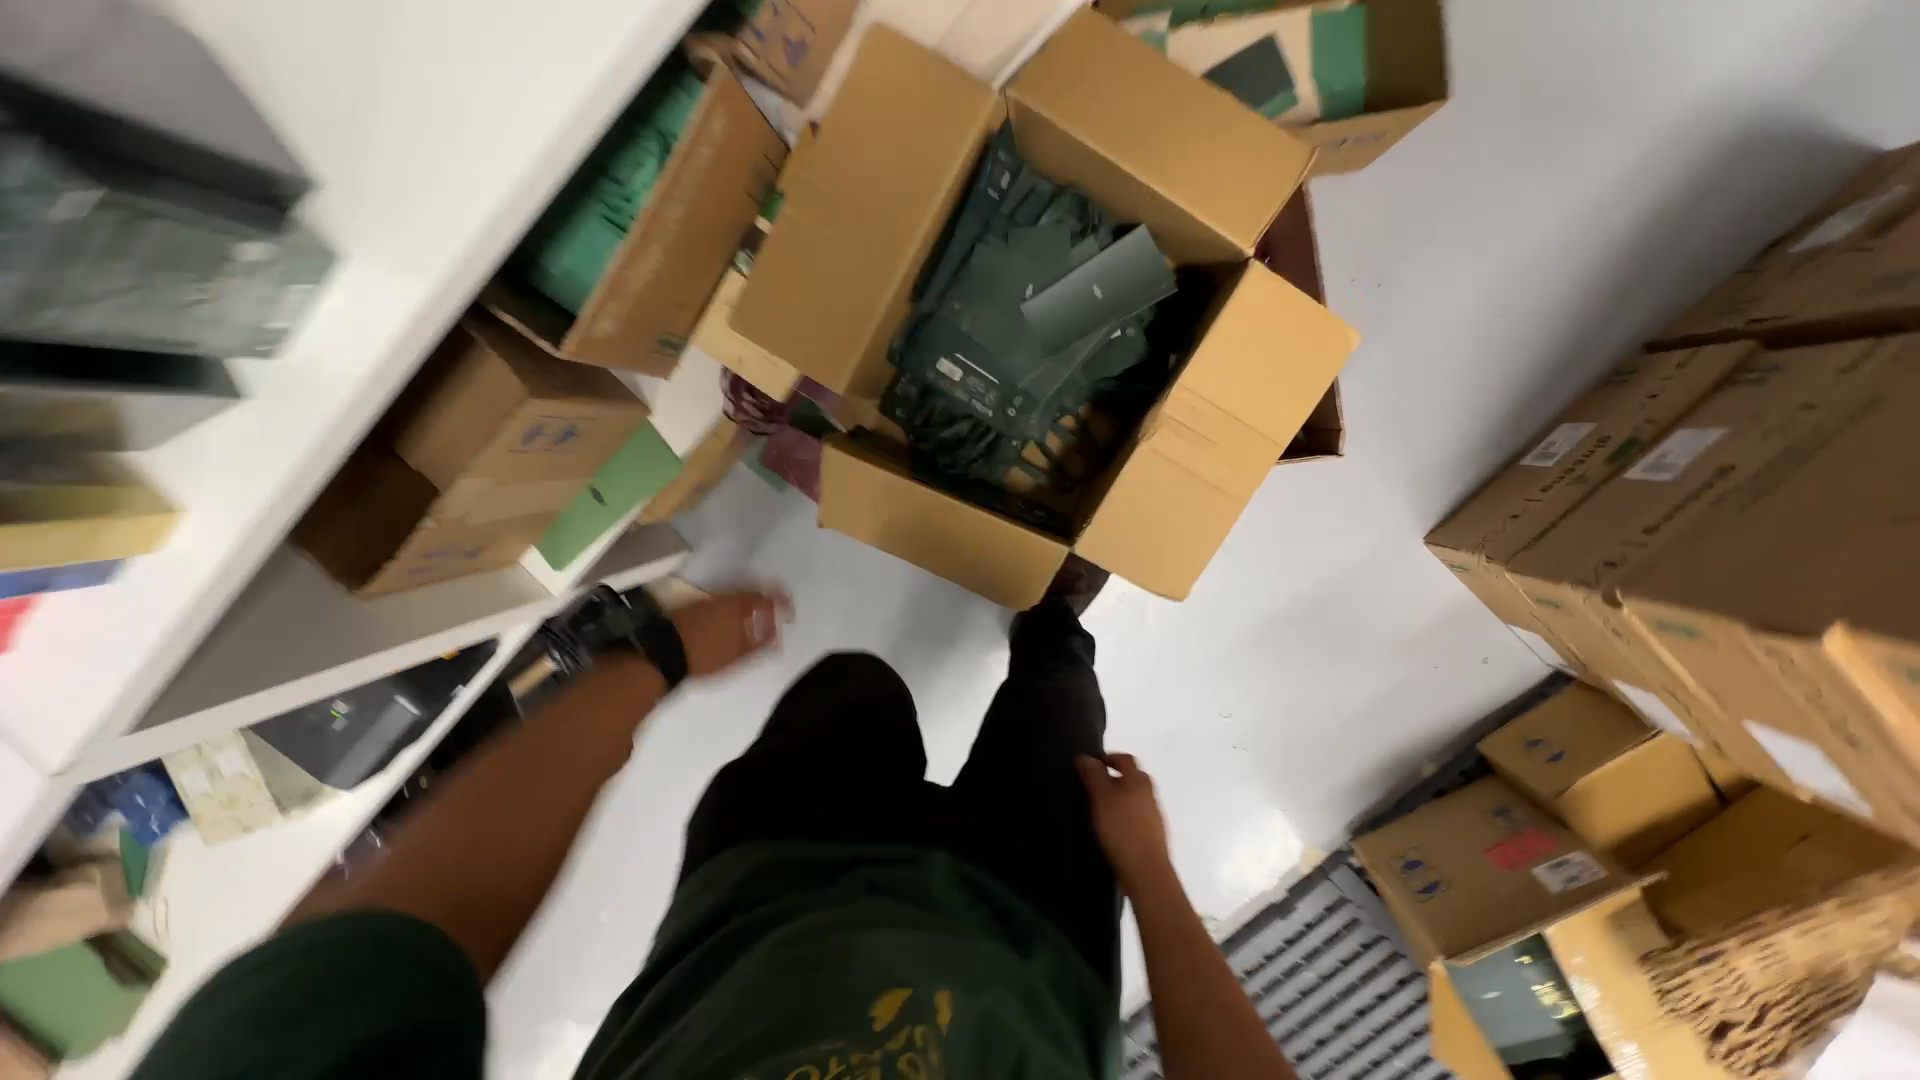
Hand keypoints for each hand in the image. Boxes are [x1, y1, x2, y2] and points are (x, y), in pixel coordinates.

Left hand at [669, 588, 792, 677]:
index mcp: (739, 605)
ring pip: (735, 601)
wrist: (663, 652)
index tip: (790, 613)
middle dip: (765, 606)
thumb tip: (779, 639)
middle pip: (751, 595)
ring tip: (753, 626)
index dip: (782, 602)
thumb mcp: (739, 656)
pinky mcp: (693, 609)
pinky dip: (732, 613)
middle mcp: (724, 598)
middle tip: (773, 618)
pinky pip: (721, 605)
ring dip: (748, 610)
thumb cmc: (706, 654)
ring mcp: (706, 602)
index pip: (768, 597)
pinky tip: (730, 628)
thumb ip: (762, 645)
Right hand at [1076, 753, 1175, 894]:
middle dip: (1113, 777)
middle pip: (1132, 778)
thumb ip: (1093, 775)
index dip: (1108, 757)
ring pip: (1134, 798)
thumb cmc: (1121, 829)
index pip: (1125, 759)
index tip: (1090, 764)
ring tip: (1097, 809)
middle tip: (1092, 785)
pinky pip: (1135, 817)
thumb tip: (1086, 757)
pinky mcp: (1152, 836)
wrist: (1146, 871)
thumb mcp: (1101, 798)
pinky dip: (1123, 816)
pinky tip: (1110, 830)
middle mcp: (1150, 794)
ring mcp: (1153, 816)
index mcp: (1138, 781)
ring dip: (1118, 798)